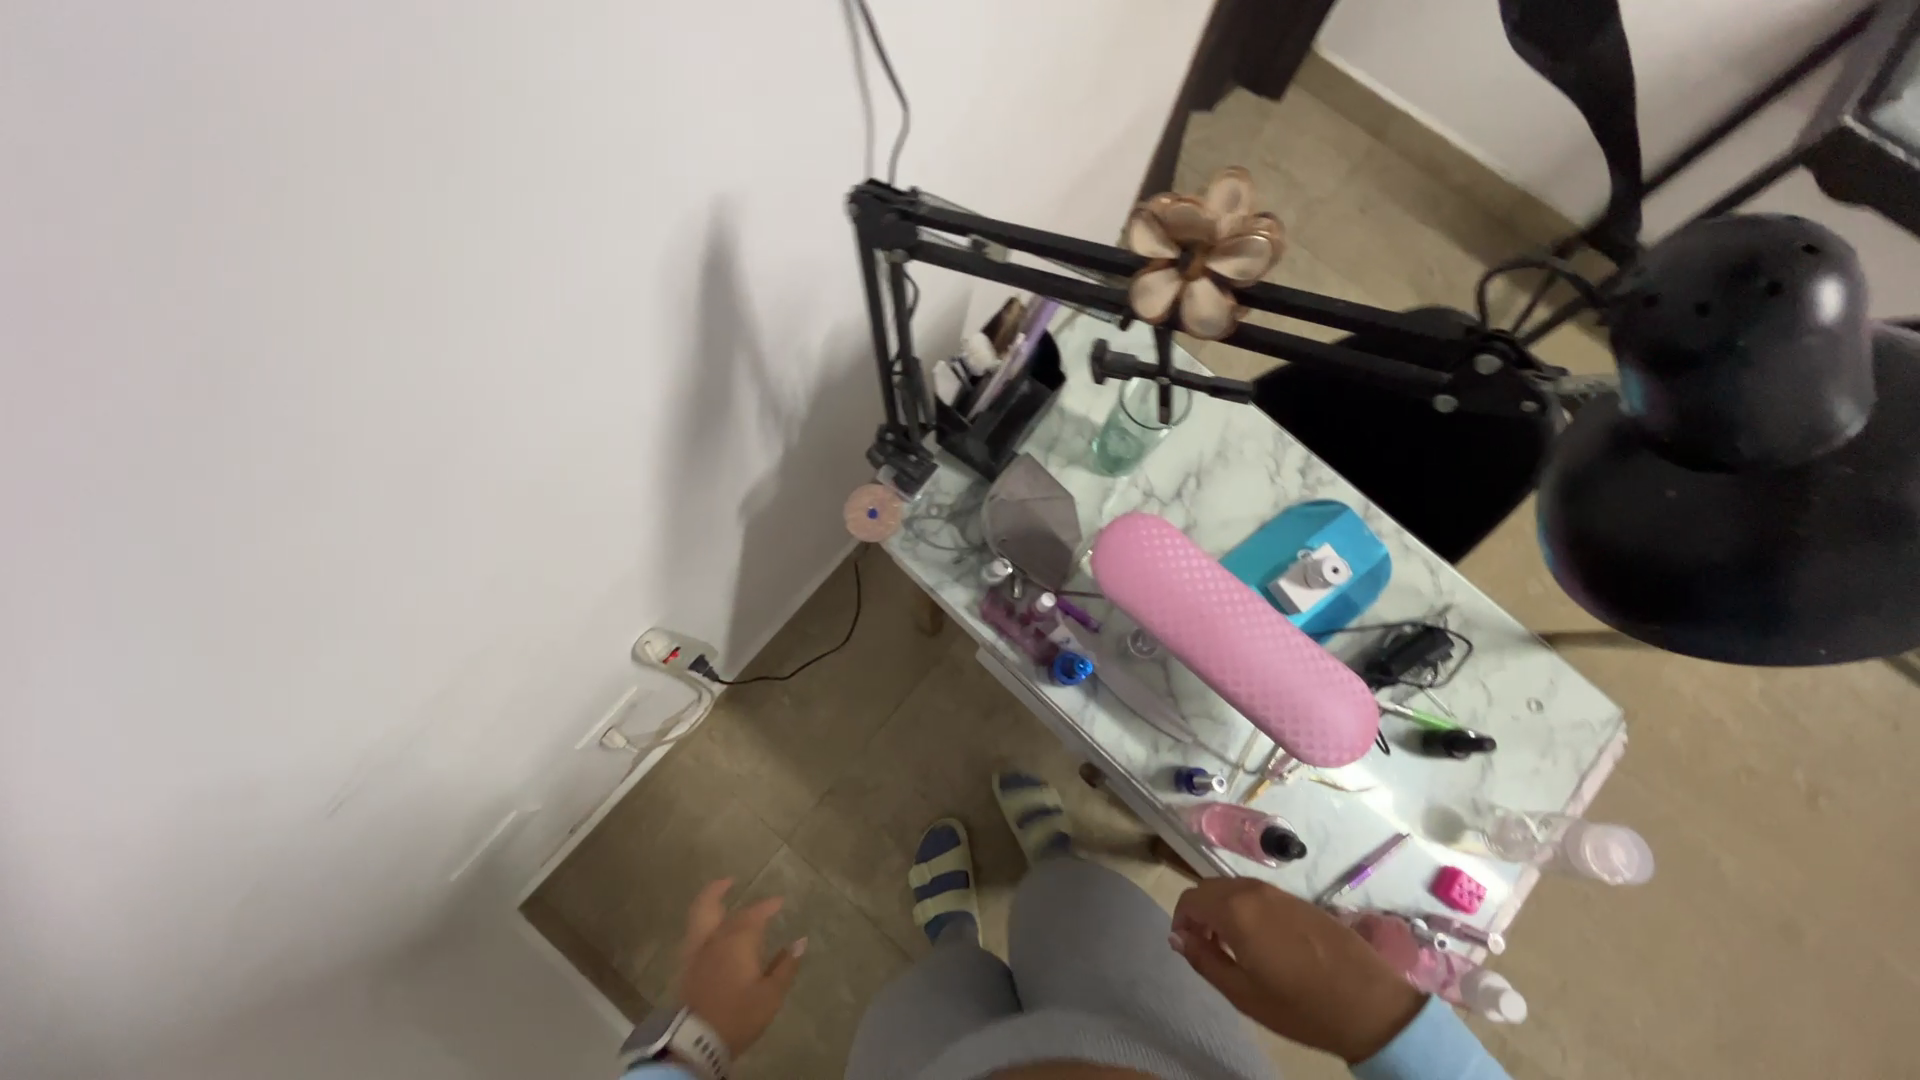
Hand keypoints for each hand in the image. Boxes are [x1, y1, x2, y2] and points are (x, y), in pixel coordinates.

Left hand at [674, 879, 805, 1057]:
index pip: (755, 914)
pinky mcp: (685, 968)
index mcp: (738, 940)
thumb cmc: (739, 1015)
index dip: (768, 905)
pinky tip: (710, 933)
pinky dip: (701, 925)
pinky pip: (692, 935)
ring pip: (697, 917)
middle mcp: (713, 938)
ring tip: (717, 900)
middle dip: (721, 890)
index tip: (779, 901)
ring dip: (707, 904)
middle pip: (713, 906)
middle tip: (730, 881)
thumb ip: (785, 966)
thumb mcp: (771, 994)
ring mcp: (695, 952)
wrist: (696, 1042)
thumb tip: (800, 941)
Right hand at [1170, 878, 1424, 1063]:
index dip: (1180, 919)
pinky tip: (1261, 941)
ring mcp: (1279, 892)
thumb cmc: (1300, 1006)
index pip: (1190, 898)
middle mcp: (1253, 891)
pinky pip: (1258, 895)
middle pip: (1210, 887)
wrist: (1371, 1004)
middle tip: (1206, 946)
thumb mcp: (1243, 993)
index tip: (1186, 944)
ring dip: (1223, 909)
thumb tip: (1179, 936)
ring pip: (1235, 889)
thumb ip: (1204, 959)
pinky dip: (1246, 909)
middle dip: (1200, 912)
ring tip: (1232, 946)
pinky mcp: (1300, 900)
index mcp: (1235, 910)